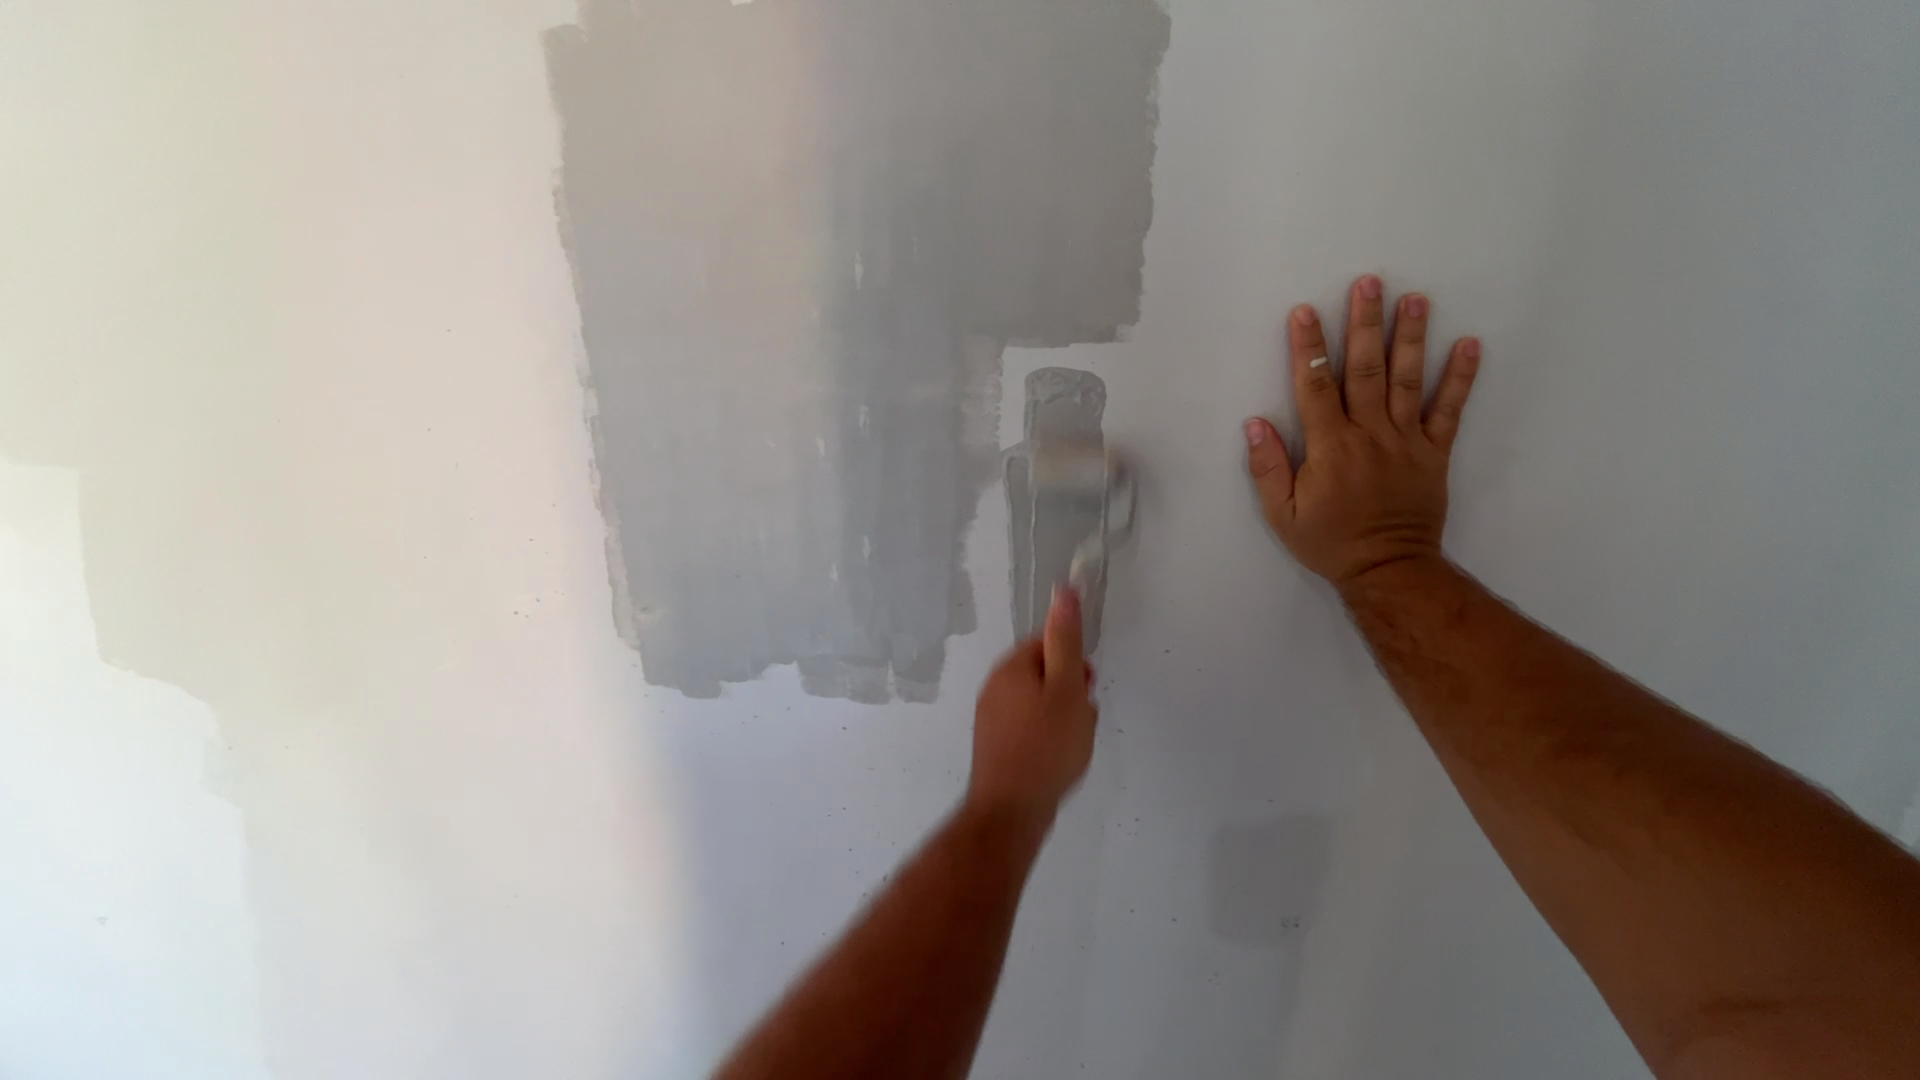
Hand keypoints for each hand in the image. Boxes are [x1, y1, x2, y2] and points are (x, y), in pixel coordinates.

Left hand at [966, 587, 1097, 822]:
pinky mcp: (995, 746)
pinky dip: (1048, 737)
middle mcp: (994, 687)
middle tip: (1083, 718)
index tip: (1088, 687)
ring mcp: (991, 718)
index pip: (1048, 645)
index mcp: (1010, 668)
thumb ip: (1066, 641)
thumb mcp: (1067, 688)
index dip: (1074, 663)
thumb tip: (1064, 591)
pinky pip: (1028, 728)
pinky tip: (1059, 759)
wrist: (1011, 810)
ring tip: (1074, 743)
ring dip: (1062, 717)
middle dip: (1070, 692)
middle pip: (1044, 674)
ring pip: (1038, 704)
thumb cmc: (1046, 747)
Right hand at [1244, 275, 1480, 586]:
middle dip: (1364, 324)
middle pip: (1365, 370)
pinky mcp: (1434, 452)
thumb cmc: (1329, 542)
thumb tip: (1256, 423)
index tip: (1305, 311)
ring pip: (1408, 380)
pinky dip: (1461, 378)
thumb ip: (1268, 468)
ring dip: (1411, 337)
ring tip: (1415, 298)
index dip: (1308, 348)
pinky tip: (1470, 344)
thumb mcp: (1282, 514)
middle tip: (1369, 282)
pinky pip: (1450, 410)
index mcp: (1330, 447)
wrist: (1388, 570)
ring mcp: (1407, 440)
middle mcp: (1369, 433)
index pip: (1314, 387)